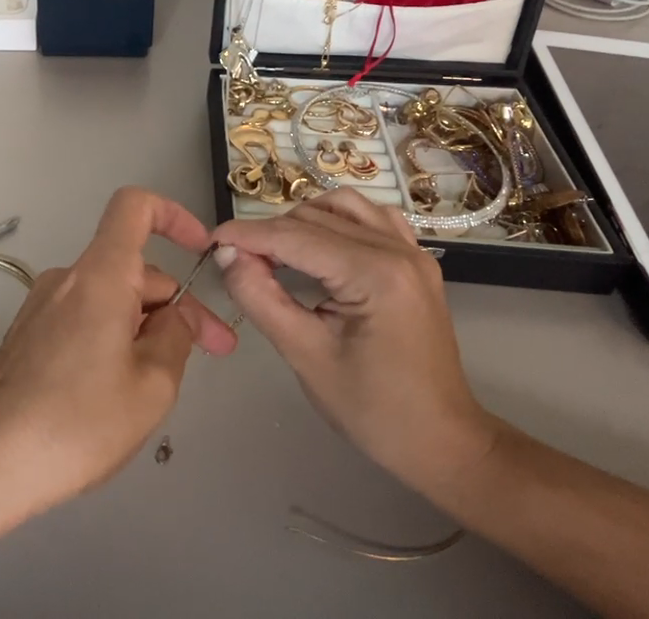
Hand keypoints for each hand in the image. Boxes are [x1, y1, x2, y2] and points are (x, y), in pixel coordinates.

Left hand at [0, 187, 239, 518]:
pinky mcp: (29, 334)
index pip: (134, 207)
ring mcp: (42, 306)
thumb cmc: (78, 424)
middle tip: (214, 351)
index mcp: (99, 277)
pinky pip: (84, 318)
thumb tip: (175, 315)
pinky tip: (121, 389)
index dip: (174, 215)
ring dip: (146, 327)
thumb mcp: (152, 385)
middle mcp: (67, 279)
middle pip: (132, 268)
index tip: (201, 249)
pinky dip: (114, 337)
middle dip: (177, 304)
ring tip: (164, 384)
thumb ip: (176, 336)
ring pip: (111, 298)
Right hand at [210, 190, 499, 492]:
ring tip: (274, 254)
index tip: (207, 243)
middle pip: (314, 217)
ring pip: (341, 207)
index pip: (294, 236)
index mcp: (375, 274)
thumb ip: (260, 297)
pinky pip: (369, 219)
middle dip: (268, 234)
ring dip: (300, 222)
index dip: (244, 236)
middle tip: (235, 264)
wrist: (441, 440)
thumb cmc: (372, 409)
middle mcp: (397, 250)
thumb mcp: (304, 354)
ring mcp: (412, 252)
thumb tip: (226, 255)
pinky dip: (336, 221)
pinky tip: (317, 246)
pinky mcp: (415, 262)